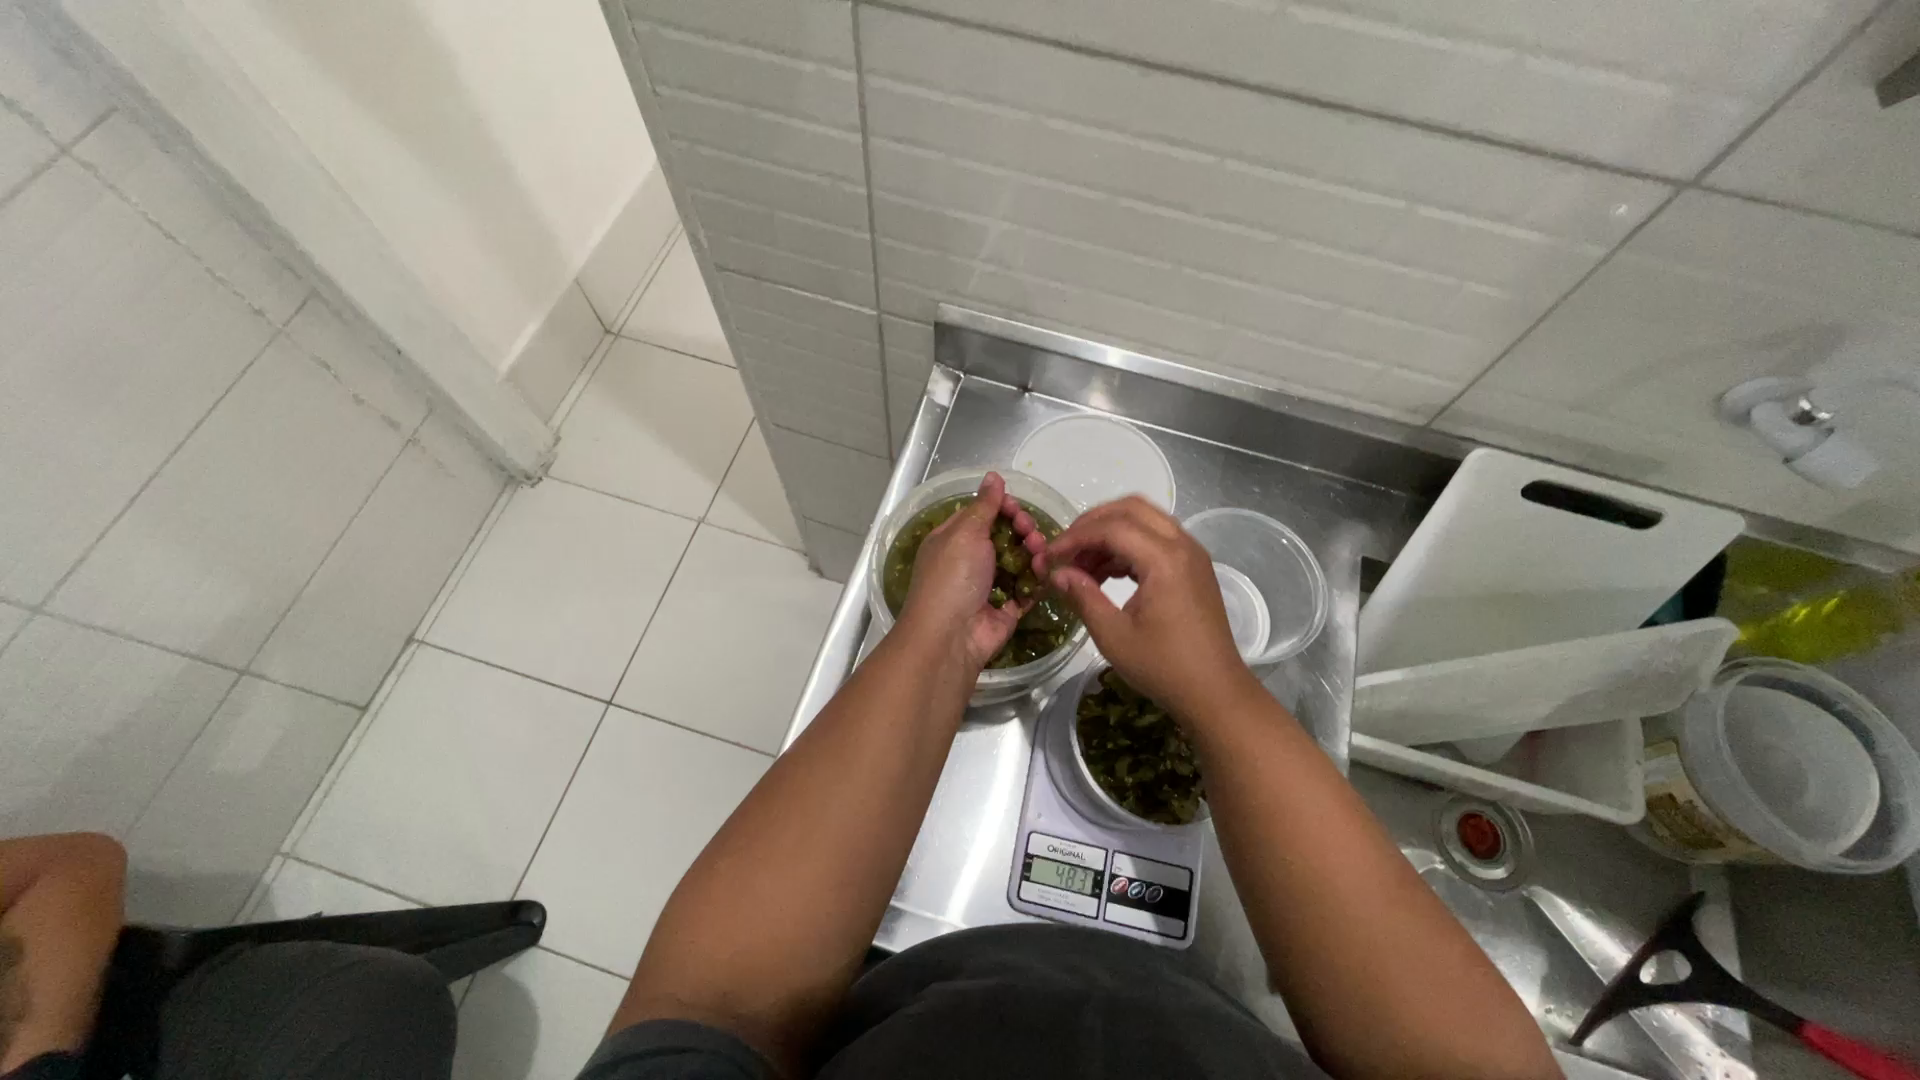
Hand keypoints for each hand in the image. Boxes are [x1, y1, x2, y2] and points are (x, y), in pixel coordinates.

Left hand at [899, 472, 1046, 670]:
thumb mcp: (965, 533)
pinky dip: (1038, 579)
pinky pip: (1028, 588)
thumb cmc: (952, 577)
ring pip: (1021, 560)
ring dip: (1034, 552)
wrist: (951, 636)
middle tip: (1028, 532)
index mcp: (953, 539)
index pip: (982, 514)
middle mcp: (970, 560)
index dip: (1002, 507)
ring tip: (1039, 553)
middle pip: (1006, 535)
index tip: (1014, 508)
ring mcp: (990, 585)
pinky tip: (1045, 572)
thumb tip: (992, 475)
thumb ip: (984, 506)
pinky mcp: (1008, 608)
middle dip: (1022, 528)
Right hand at [1036, 497, 1257, 719]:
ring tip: (1082, 566)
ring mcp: (1192, 554)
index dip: (1074, 538)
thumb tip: (1057, 574)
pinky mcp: (1194, 568)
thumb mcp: (1113, 635)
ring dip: (1110, 533)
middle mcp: (1182, 546)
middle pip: (1130, 509)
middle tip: (1065, 549)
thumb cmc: (1164, 667)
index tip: (1048, 558)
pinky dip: (1128, 545)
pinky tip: (1107, 573)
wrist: (1215, 692)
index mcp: (1164, 559)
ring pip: (1145, 520)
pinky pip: (1157, 538)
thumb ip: (1083, 597)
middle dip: (1092, 524)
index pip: (1111, 527)